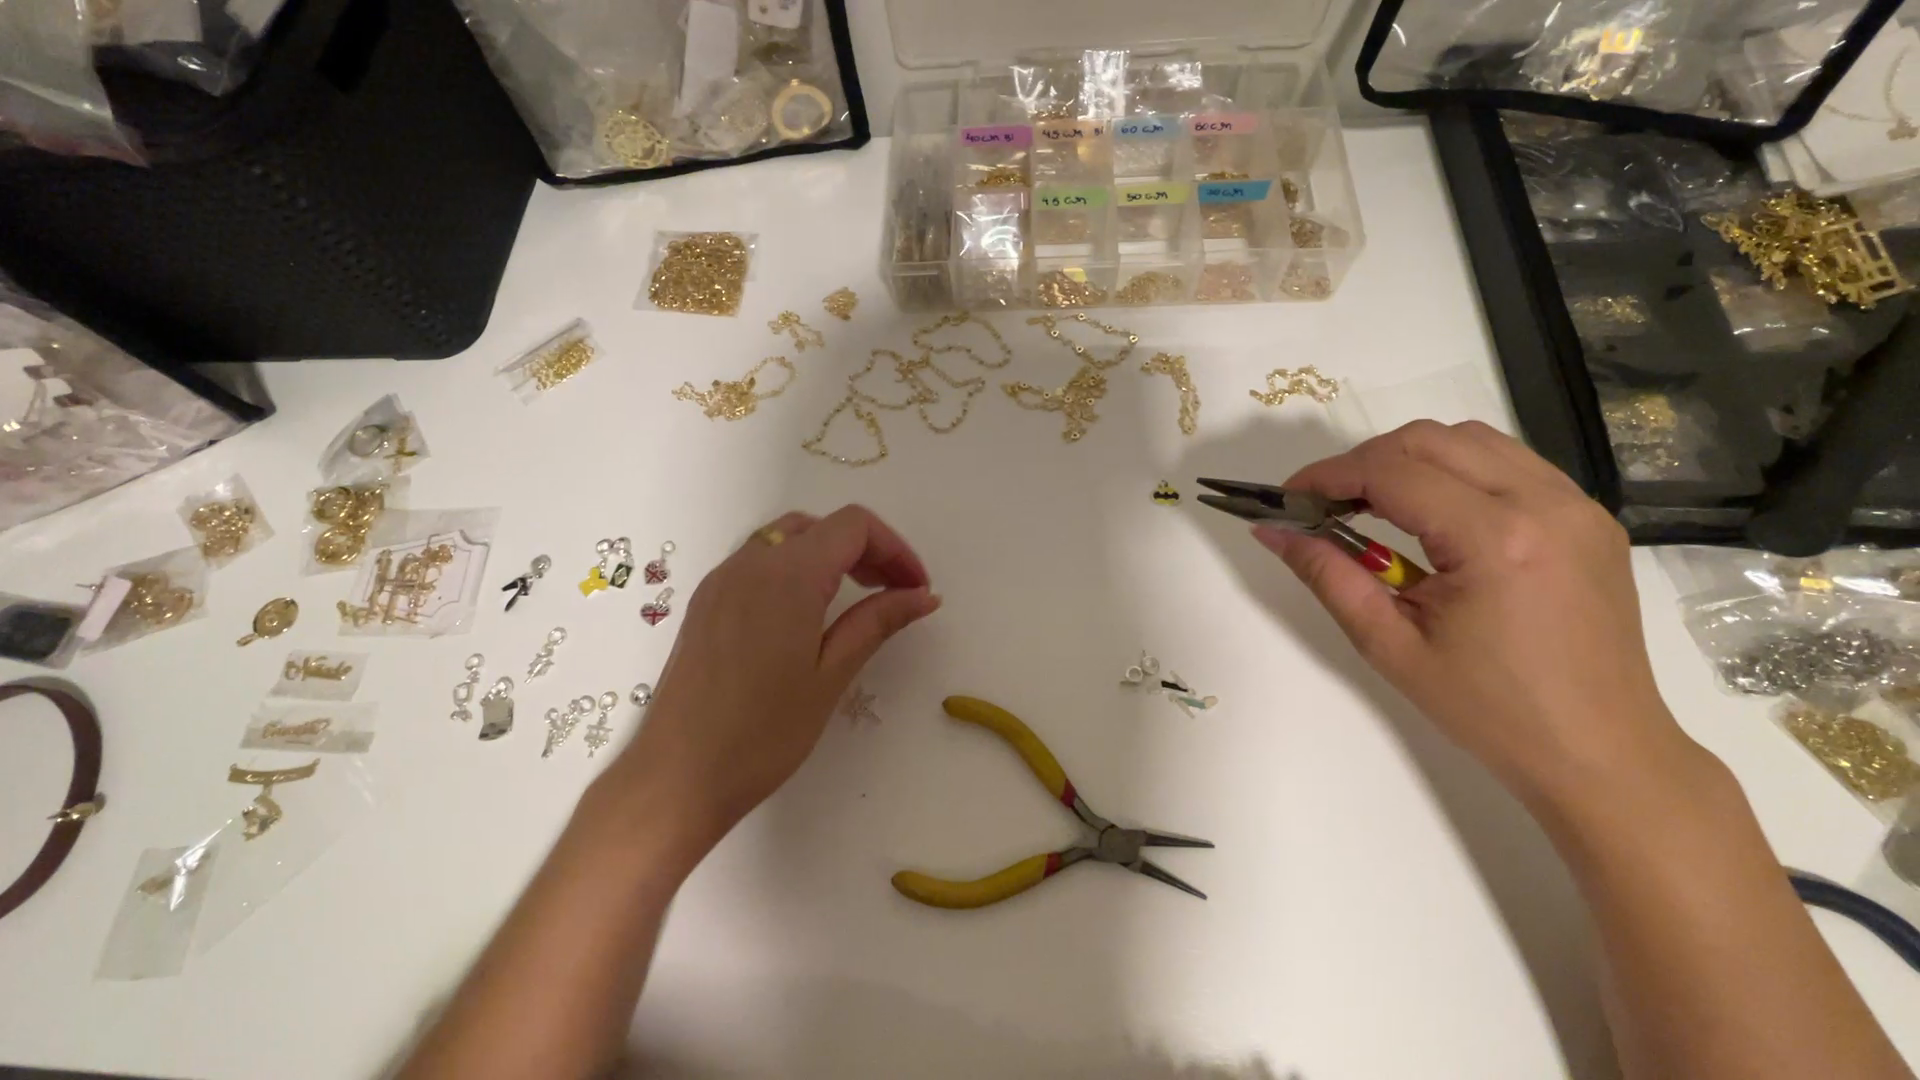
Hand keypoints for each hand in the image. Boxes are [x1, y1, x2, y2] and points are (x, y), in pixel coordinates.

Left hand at [599, 506, 939, 856]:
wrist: (678, 776)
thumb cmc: (764, 732)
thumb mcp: (832, 675)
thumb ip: (877, 622)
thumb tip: (924, 595)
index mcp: (787, 575)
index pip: (853, 526)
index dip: (895, 548)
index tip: (917, 588)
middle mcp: (749, 563)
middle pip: (819, 526)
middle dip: (865, 549)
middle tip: (893, 593)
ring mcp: (720, 581)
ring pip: (785, 540)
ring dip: (828, 555)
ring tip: (856, 601)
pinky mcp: (705, 604)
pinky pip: (757, 563)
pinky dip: (794, 570)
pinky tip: (807, 614)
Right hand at [1256, 421, 1697, 805]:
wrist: (1598, 749)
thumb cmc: (1487, 709)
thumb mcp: (1390, 646)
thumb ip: (1328, 576)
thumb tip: (1272, 532)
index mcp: (1495, 540)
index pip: (1393, 472)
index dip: (1330, 475)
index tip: (1289, 495)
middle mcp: (1544, 504)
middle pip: (1432, 440)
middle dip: (1366, 460)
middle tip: (1327, 502)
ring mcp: (1577, 506)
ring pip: (1475, 440)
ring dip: (1413, 458)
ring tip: (1375, 504)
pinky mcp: (1591, 518)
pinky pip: (1513, 464)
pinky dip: (1459, 471)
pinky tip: (1435, 514)